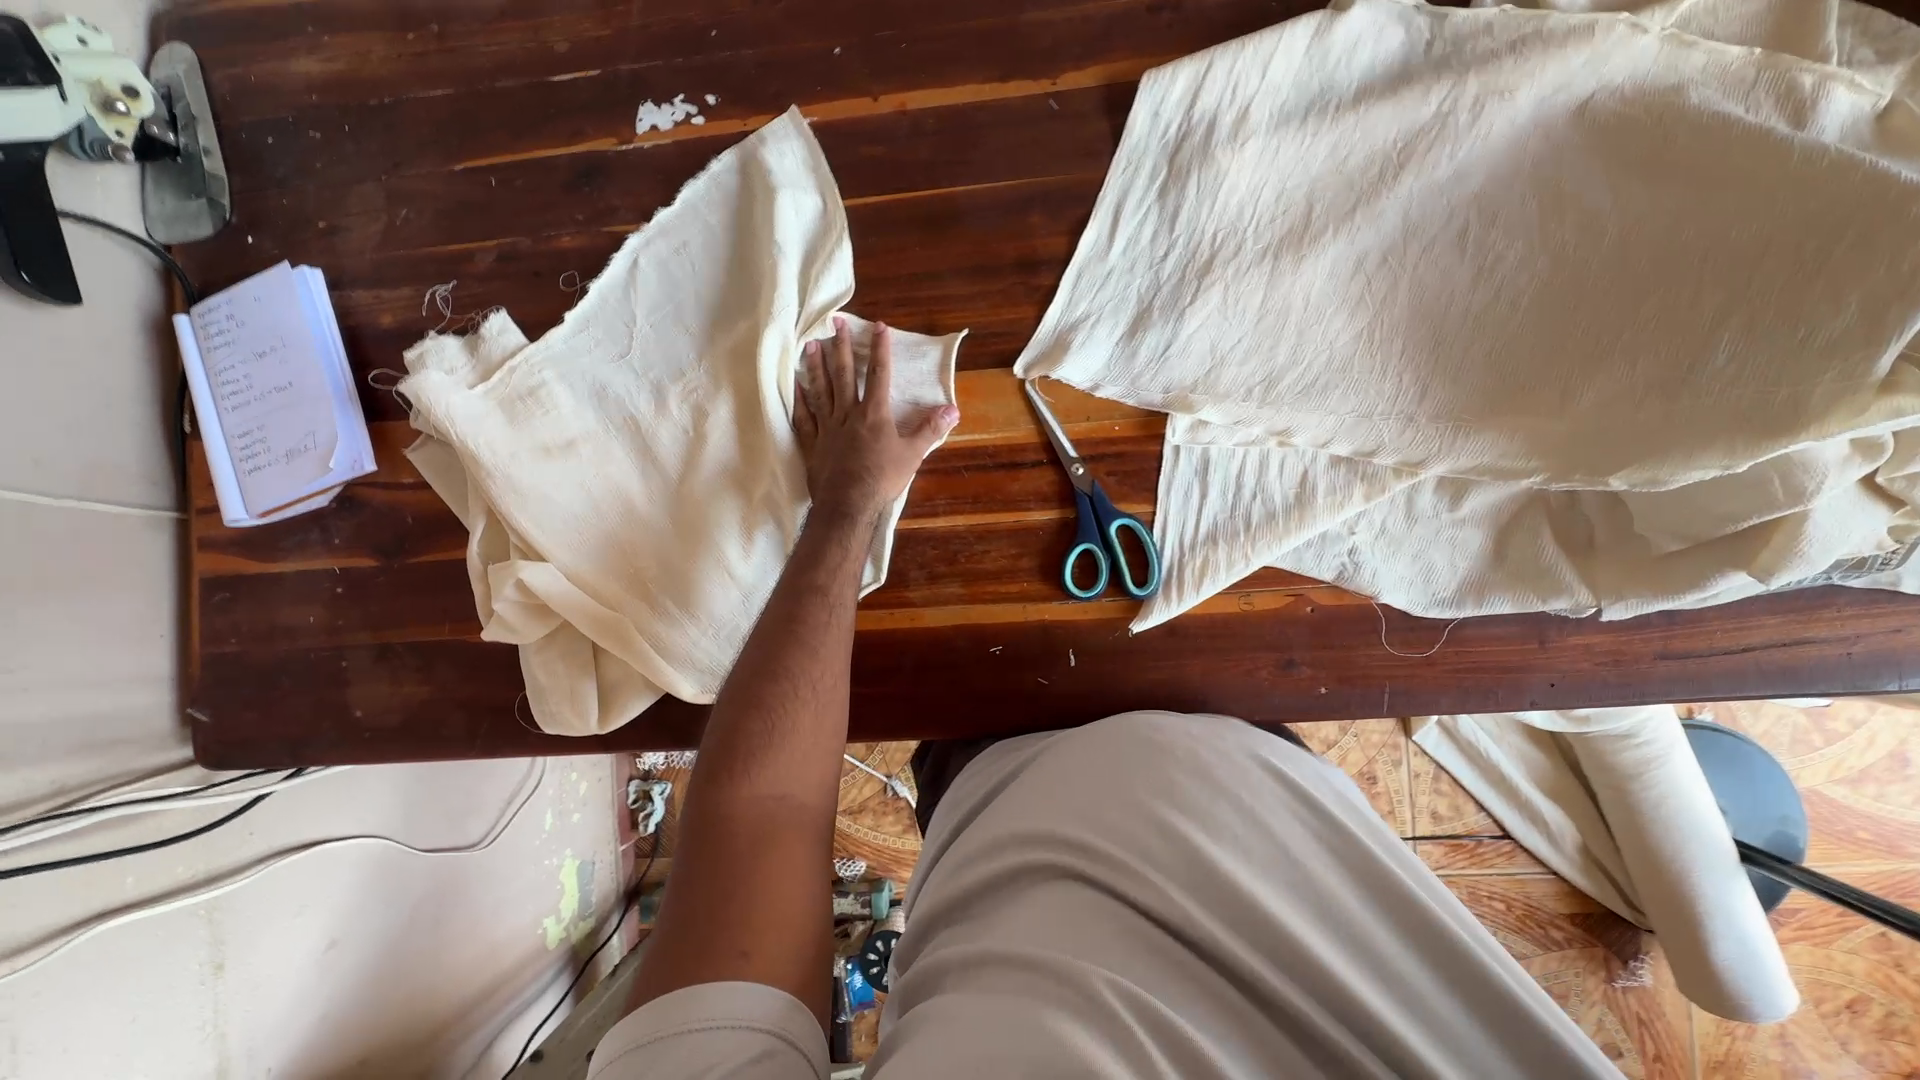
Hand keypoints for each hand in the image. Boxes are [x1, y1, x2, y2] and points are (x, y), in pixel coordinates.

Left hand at [794, 318, 959, 524]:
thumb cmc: (882, 480)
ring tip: (811, 344)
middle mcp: (848, 414)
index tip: (879, 326)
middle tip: (835, 323)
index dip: (880, 350)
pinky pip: (804, 417)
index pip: (879, 375)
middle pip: (845, 375)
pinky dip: (799, 401)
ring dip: (816, 366)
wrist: (847, 505)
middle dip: (842, 347)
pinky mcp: (812, 444)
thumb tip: (952, 410)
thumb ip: (930, 430)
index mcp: (874, 415)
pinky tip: (795, 386)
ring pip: (821, 390)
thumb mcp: (913, 455)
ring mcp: (827, 428)